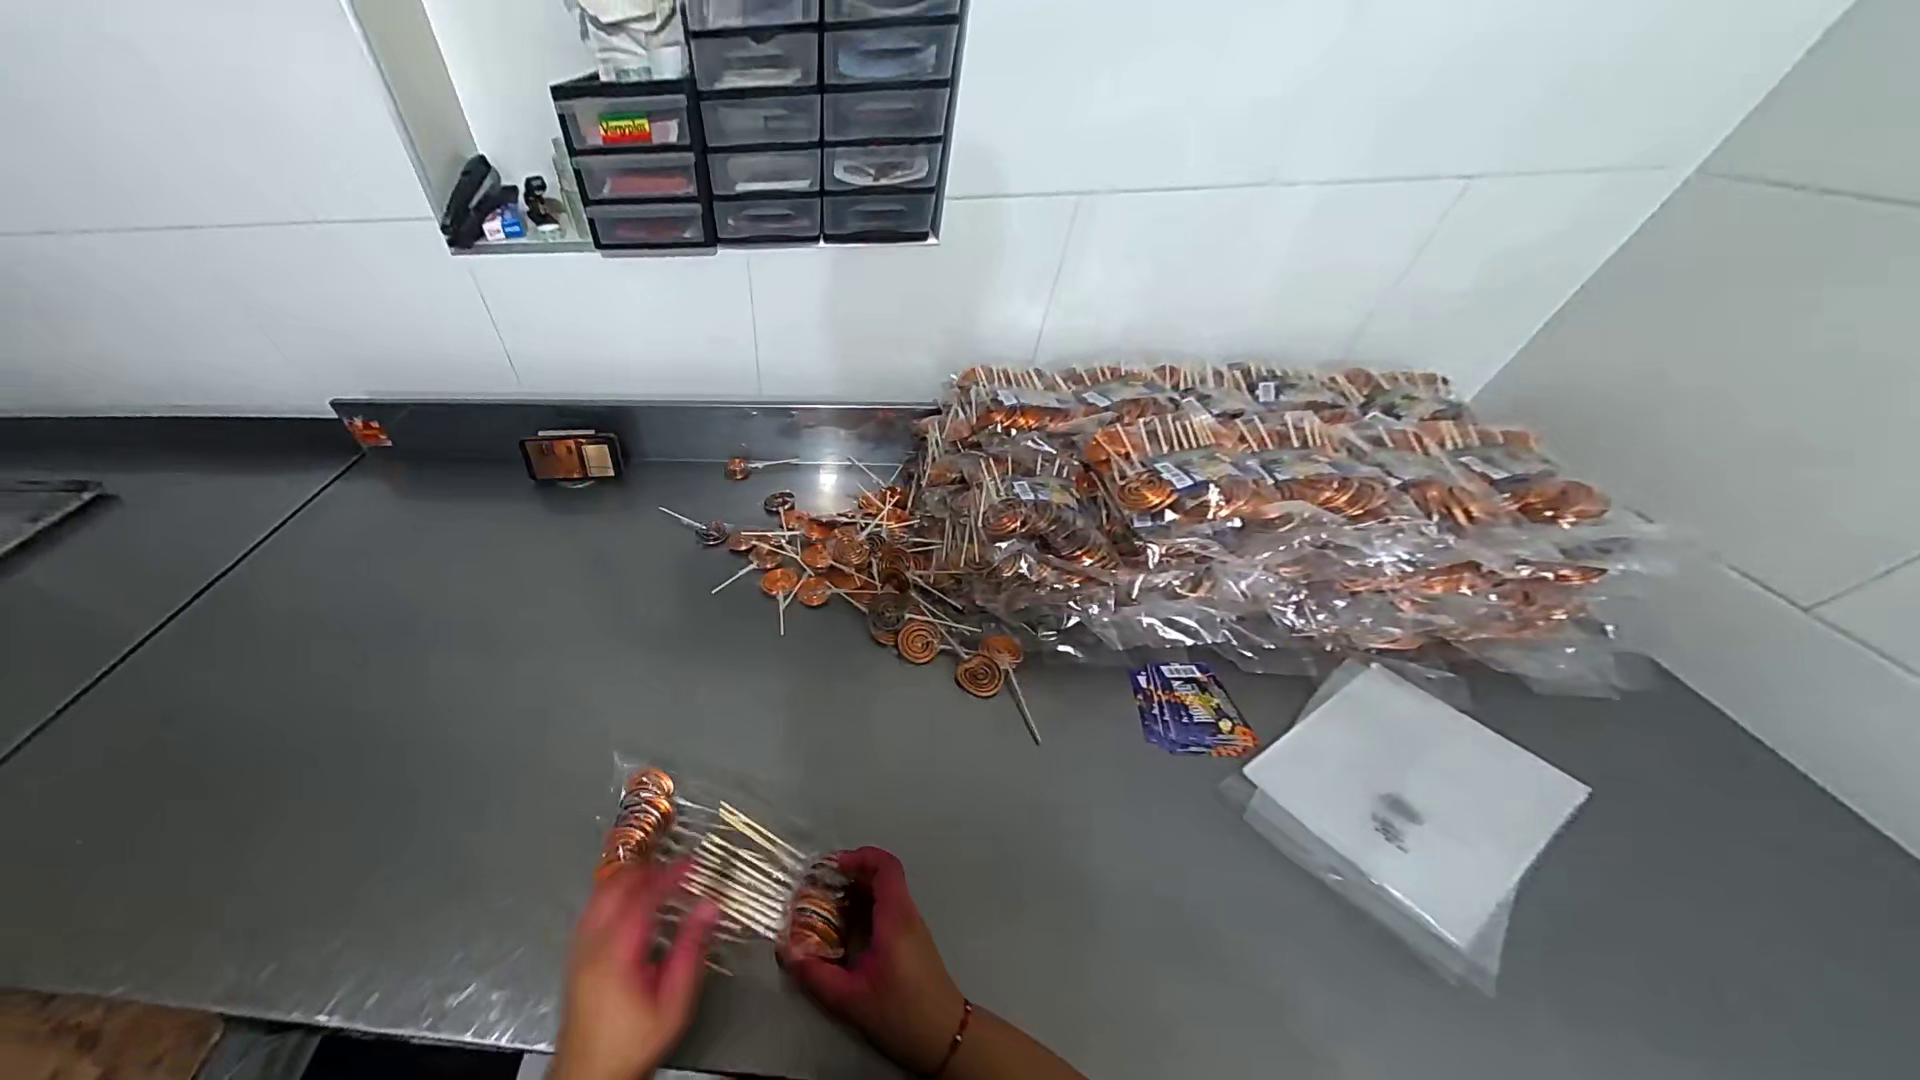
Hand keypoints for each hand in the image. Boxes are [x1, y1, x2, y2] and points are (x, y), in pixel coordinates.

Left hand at [552, 861, 720, 1079]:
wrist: (589, 1078)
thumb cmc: (635, 1041)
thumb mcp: (674, 1000)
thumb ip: (691, 950)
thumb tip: (710, 907)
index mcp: (615, 953)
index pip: (643, 897)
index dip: (670, 875)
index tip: (692, 862)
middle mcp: (591, 946)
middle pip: (614, 889)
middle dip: (645, 869)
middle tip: (673, 863)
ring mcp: (578, 952)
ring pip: (599, 897)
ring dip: (628, 879)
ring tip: (655, 872)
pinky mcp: (575, 959)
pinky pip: (592, 911)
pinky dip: (613, 894)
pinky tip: (629, 898)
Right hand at [782, 847, 967, 1074]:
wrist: (943, 1036)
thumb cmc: (900, 1012)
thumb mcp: (850, 999)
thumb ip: (816, 974)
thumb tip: (787, 951)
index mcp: (896, 916)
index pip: (886, 865)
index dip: (860, 856)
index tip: (833, 867)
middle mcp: (906, 912)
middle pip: (883, 874)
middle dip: (852, 872)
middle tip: (821, 885)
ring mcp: (912, 924)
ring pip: (886, 890)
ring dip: (857, 890)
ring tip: (827, 905)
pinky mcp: (912, 937)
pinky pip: (888, 907)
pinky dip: (866, 906)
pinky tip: (845, 928)